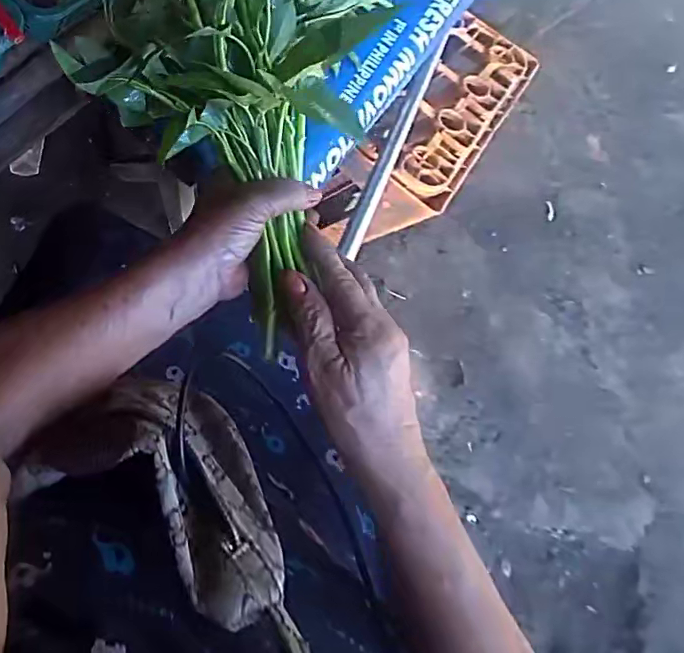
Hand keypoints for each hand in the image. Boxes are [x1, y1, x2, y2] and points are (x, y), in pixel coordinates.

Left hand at [170, 177, 319, 302]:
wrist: (205, 272)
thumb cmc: (222, 230)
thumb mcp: (254, 201)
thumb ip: (285, 192)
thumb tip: (315, 192)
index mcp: (228, 182)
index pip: (260, 169)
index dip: (284, 172)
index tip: (310, 178)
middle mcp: (236, 203)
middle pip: (273, 198)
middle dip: (295, 202)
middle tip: (317, 207)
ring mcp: (245, 229)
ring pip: (279, 223)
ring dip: (298, 225)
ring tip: (317, 225)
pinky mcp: (254, 253)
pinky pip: (280, 245)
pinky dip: (295, 245)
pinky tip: (312, 245)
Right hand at [278, 225, 431, 500]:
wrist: (390, 459)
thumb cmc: (350, 412)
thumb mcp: (322, 364)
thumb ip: (310, 318)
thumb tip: (294, 276)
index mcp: (370, 324)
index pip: (340, 275)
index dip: (318, 249)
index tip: (299, 225)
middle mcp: (384, 323)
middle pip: (354, 280)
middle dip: (325, 259)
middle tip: (293, 243)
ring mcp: (387, 337)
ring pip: (355, 296)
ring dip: (328, 279)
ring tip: (297, 269)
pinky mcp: (382, 350)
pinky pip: (354, 313)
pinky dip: (332, 300)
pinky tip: (311, 306)